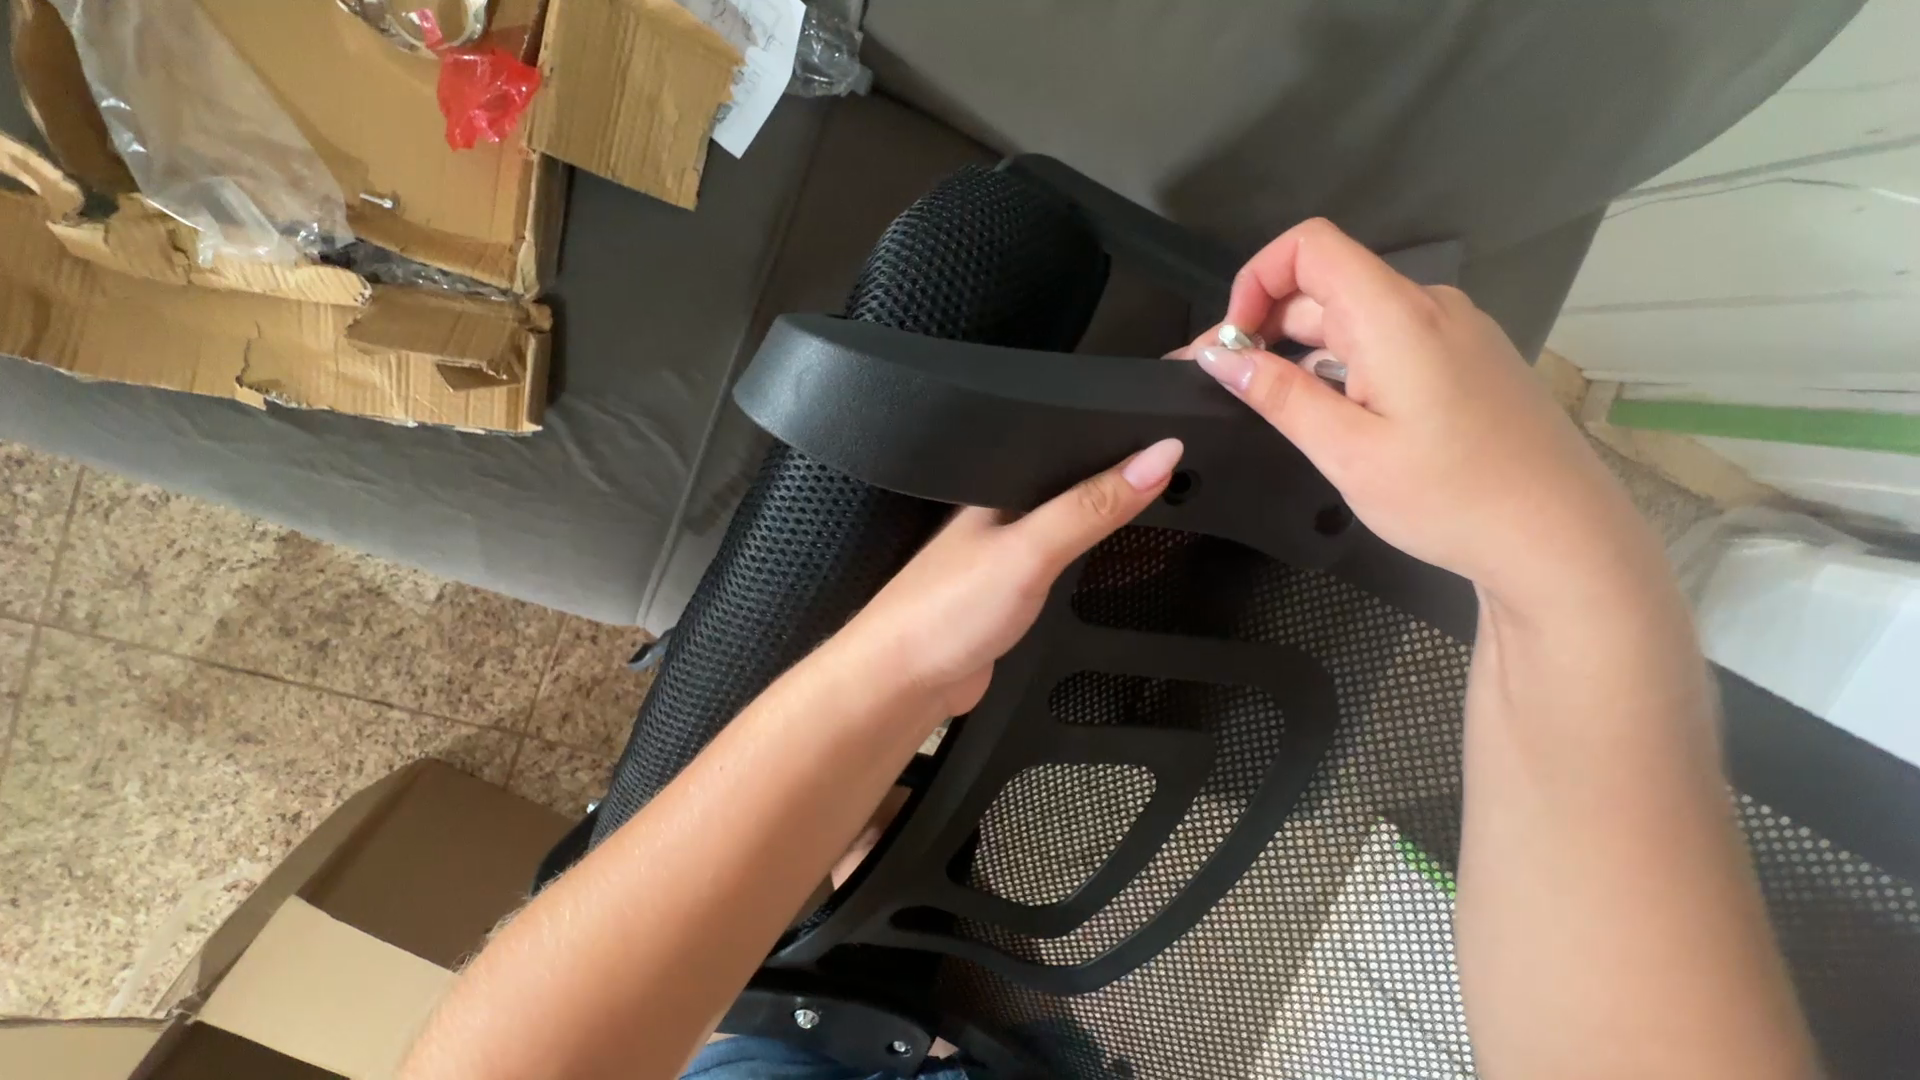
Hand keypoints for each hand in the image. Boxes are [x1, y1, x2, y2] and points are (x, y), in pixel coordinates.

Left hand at [832, 439, 1184, 716]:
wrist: (905, 683)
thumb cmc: (943, 612)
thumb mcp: (1030, 550)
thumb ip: (1090, 505)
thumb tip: (1155, 458)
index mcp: (998, 486)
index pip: (1068, 445)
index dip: (1119, 438)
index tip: (1174, 435)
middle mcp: (999, 514)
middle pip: (1071, 483)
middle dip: (1119, 476)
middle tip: (1178, 468)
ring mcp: (1004, 554)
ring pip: (1066, 524)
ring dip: (1104, 517)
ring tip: (1156, 501)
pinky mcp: (1008, 591)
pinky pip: (1057, 563)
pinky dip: (1088, 559)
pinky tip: (1107, 557)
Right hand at [1171, 219, 1658, 610]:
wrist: (1560, 537)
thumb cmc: (1448, 496)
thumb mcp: (1346, 451)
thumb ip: (1280, 396)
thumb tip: (1218, 358)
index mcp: (1395, 316)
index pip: (1309, 246)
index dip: (1256, 279)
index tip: (1231, 344)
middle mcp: (1428, 307)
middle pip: (1326, 284)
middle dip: (1264, 324)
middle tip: (1225, 384)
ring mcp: (1453, 332)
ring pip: (1354, 317)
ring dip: (1300, 349)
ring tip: (1265, 402)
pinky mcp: (1465, 360)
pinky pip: (1386, 341)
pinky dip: (1340, 362)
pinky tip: (1327, 410)